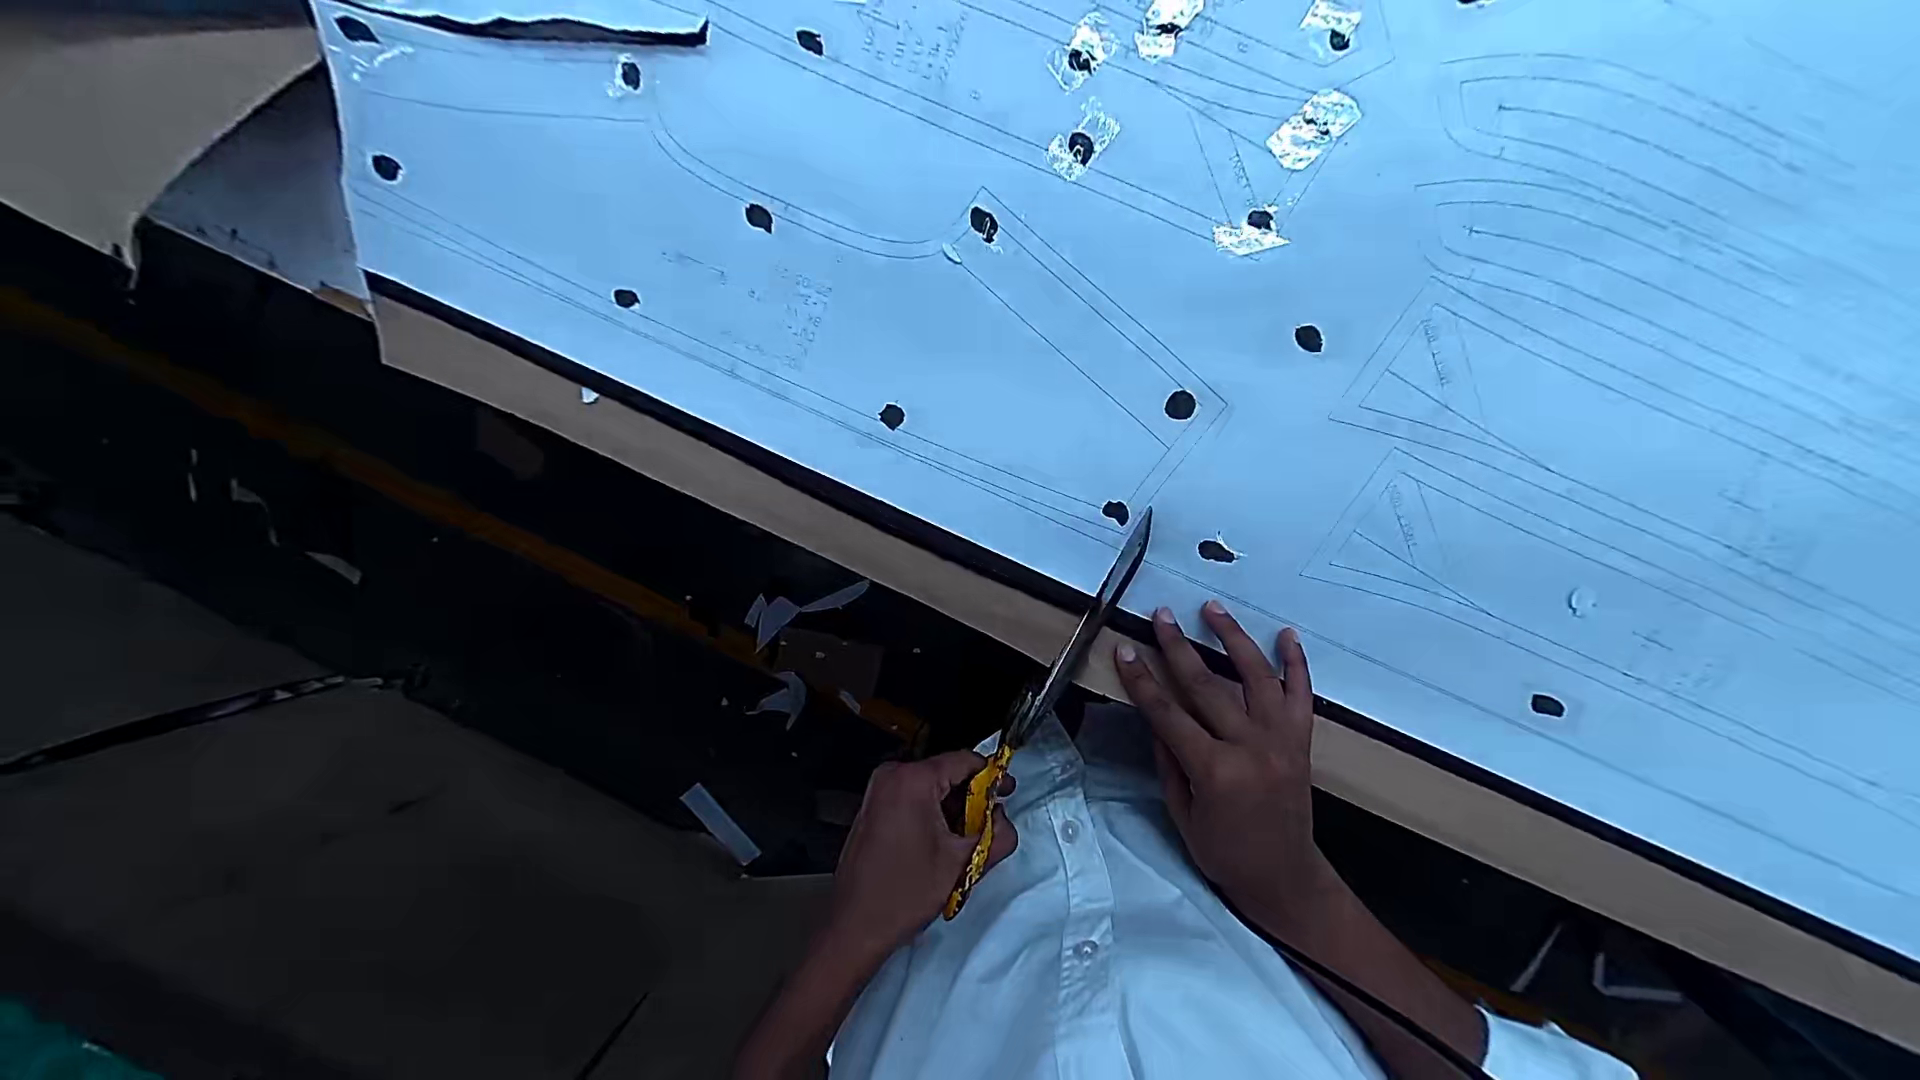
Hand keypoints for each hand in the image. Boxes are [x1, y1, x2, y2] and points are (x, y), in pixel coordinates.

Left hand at [825, 751, 1017, 957]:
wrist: (854, 926)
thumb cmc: (904, 892)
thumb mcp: (962, 863)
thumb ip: (997, 835)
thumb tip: (1005, 820)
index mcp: (912, 779)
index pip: (964, 760)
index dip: (992, 775)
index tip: (1007, 792)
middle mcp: (891, 775)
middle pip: (946, 773)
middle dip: (972, 797)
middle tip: (991, 822)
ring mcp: (878, 790)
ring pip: (930, 787)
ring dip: (952, 808)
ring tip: (966, 839)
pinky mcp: (872, 807)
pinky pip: (912, 797)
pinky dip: (932, 813)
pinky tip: (942, 842)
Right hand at [1115, 600, 1327, 920]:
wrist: (1286, 880)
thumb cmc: (1224, 853)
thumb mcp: (1181, 812)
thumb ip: (1168, 761)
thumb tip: (1157, 716)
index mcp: (1214, 770)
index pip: (1167, 713)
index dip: (1141, 680)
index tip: (1124, 651)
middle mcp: (1250, 748)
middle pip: (1206, 685)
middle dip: (1177, 646)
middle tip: (1161, 615)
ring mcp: (1281, 741)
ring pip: (1256, 677)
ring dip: (1233, 638)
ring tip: (1213, 609)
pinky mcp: (1301, 742)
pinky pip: (1302, 694)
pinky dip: (1296, 663)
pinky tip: (1286, 635)